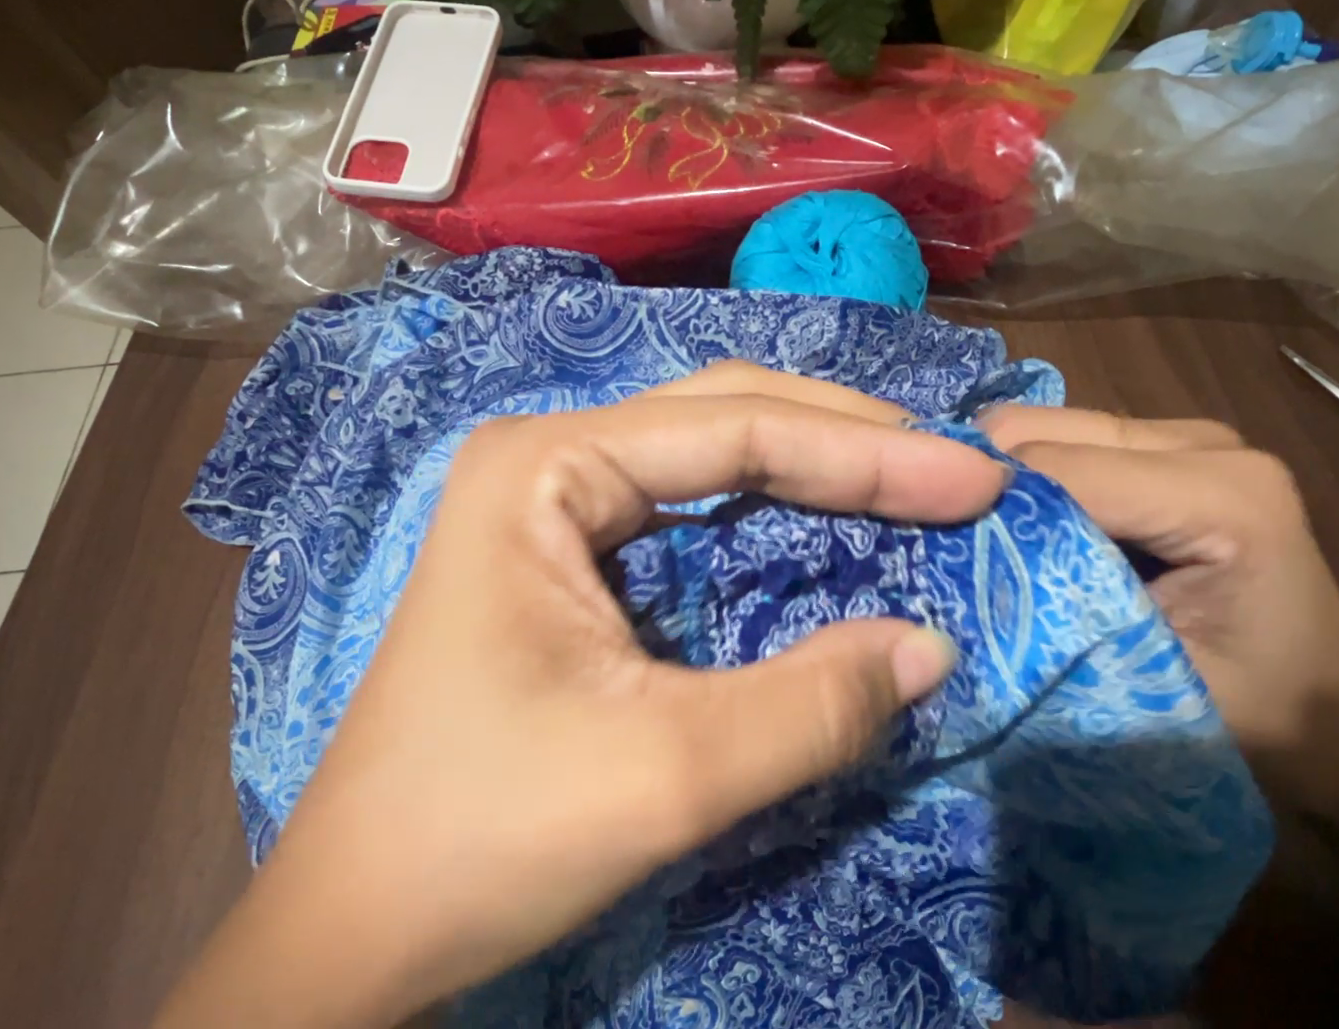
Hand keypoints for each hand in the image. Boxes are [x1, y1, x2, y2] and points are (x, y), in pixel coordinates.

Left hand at [155, 364, 1003, 1028]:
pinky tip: (826, 530)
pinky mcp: (563, 560)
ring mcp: (549, 506)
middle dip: (845, 443)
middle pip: (722, 418)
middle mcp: (544, 460)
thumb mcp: (667, 774)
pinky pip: (686, 515)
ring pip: (708, 460)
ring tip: (913, 487)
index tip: (976, 480)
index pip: (735, 429)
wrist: (362, 918)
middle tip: (955, 475)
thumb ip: (814, 706)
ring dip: (813, 471)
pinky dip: (770, 520)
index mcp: (544, 467)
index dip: (868, 454)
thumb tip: (934, 647)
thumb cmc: (486, 833)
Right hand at [976, 406, 1338, 812]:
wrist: (1324, 719)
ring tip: (972, 536)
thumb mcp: (1141, 676)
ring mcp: (1185, 437)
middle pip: (1040, 429)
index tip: (932, 560)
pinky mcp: (1166, 448)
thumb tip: (947, 563)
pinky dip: (1024, 478)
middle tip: (938, 544)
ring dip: (997, 478)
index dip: (981, 509)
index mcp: (1220, 494)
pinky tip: (1014, 523)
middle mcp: (1205, 442)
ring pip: (1042, 425)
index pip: (1053, 468)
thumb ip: (1054, 608)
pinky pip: (1064, 441)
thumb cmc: (1247, 717)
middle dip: (979, 483)